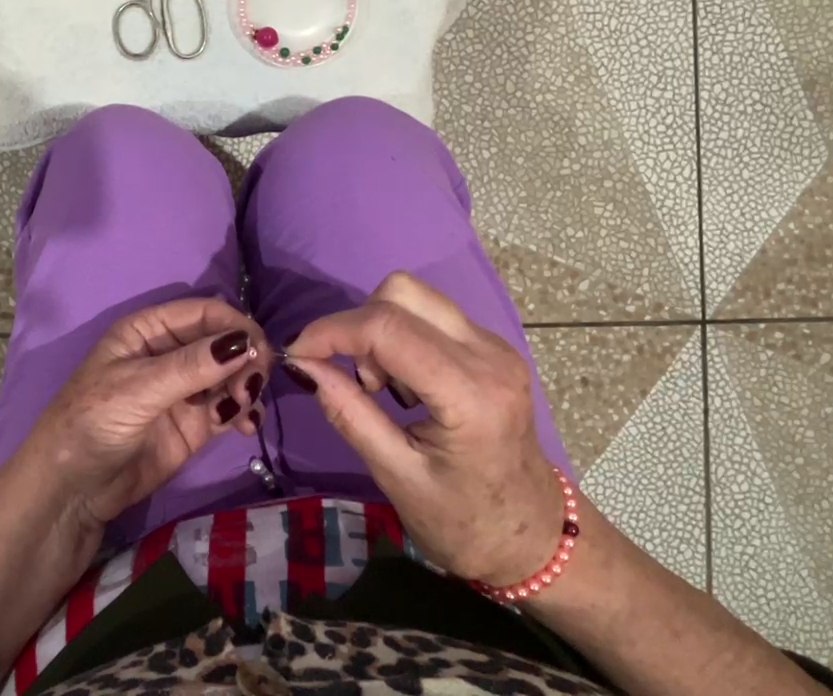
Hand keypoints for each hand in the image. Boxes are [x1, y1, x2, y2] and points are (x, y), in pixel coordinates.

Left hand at [21, 298, 268, 532]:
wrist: (72, 490)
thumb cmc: (91, 423)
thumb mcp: (138, 389)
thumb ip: (191, 367)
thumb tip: (245, 343)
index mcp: (147, 330)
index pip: (202, 313)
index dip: (234, 325)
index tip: (259, 349)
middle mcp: (169, 353)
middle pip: (222, 342)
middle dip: (244, 359)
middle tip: (252, 387)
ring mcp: (183, 390)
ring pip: (231, 375)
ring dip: (247, 387)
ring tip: (246, 410)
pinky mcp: (194, 425)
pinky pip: (229, 408)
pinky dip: (244, 412)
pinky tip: (245, 427)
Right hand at [283, 272, 561, 585]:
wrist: (533, 540)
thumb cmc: (463, 522)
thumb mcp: (394, 475)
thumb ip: (348, 412)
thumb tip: (303, 364)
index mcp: (470, 394)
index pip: (387, 328)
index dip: (331, 331)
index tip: (298, 354)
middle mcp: (488, 356)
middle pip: (401, 292)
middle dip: (357, 325)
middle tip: (354, 378)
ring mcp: (495, 347)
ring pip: (414, 296)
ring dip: (378, 327)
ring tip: (380, 385)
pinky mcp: (491, 348)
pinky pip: (429, 314)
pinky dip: (398, 335)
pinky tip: (402, 382)